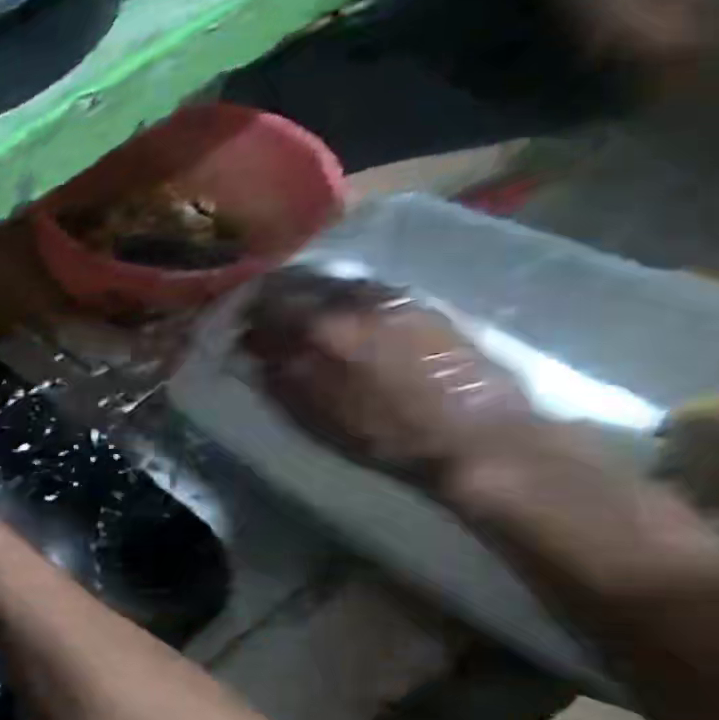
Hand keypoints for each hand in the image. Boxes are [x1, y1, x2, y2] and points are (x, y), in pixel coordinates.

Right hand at [240, 269, 543, 488]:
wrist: (479, 436)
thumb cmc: (384, 433)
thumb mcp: (314, 412)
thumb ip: (278, 375)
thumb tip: (255, 349)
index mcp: (324, 327)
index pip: (270, 301)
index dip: (249, 310)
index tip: (239, 323)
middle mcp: (360, 302)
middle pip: (307, 283)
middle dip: (282, 296)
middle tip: (267, 315)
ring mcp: (399, 300)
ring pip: (341, 285)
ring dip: (318, 297)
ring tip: (308, 318)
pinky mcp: (429, 308)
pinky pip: (373, 293)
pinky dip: (351, 303)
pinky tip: (351, 322)